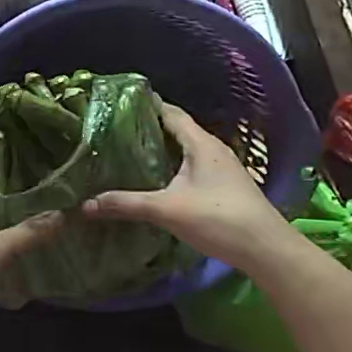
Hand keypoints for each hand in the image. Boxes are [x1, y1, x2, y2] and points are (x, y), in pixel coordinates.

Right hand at [80, 103, 297, 270]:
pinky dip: (170, 167)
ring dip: (160, 150)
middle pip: (177, 131)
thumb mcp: (167, 209)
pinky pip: (190, 167)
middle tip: (114, 130)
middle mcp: (212, 150)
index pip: (171, 113)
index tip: (120, 102)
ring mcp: (220, 169)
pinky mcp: (222, 187)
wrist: (266, 249)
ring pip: (184, 151)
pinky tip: (154, 181)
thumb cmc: (219, 218)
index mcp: (201, 144)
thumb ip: (126, 204)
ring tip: (128, 153)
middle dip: (148, 128)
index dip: (148, 105)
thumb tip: (85, 204)